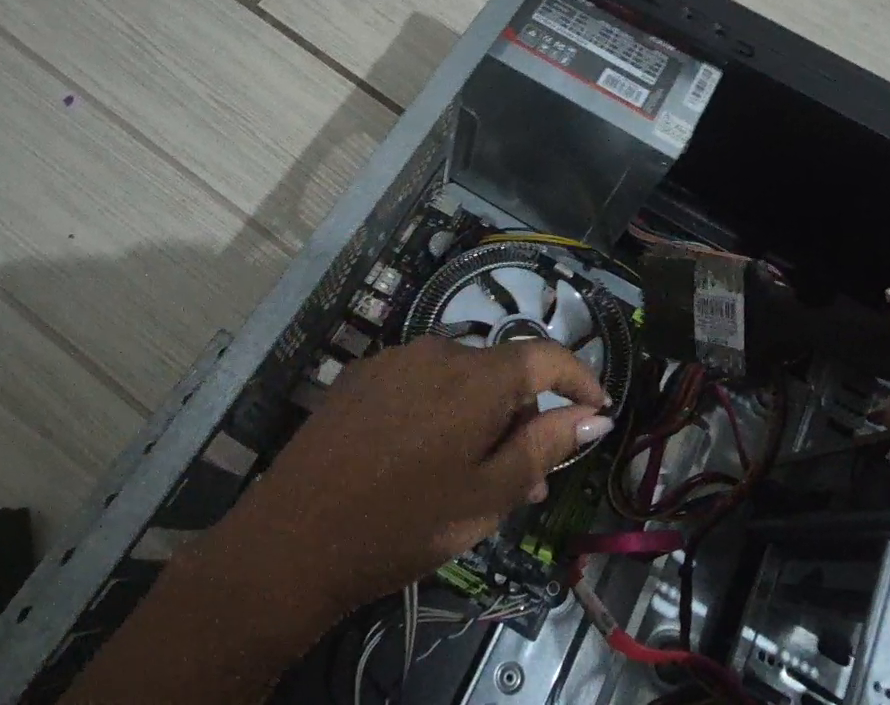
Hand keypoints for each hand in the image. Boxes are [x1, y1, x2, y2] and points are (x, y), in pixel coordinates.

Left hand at [64, 336, 610, 702]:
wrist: (293, 539)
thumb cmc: (404, 523)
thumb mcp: (488, 496)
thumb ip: (545, 446)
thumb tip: (593, 415)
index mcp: (476, 378)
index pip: (545, 356)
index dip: (579, 378)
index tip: (597, 409)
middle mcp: (437, 351)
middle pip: (499, 370)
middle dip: (522, 413)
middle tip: (527, 474)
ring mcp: (392, 359)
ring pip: (458, 378)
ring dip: (479, 415)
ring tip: (474, 474)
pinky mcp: (359, 375)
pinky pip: (419, 382)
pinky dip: (439, 409)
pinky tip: (424, 455)